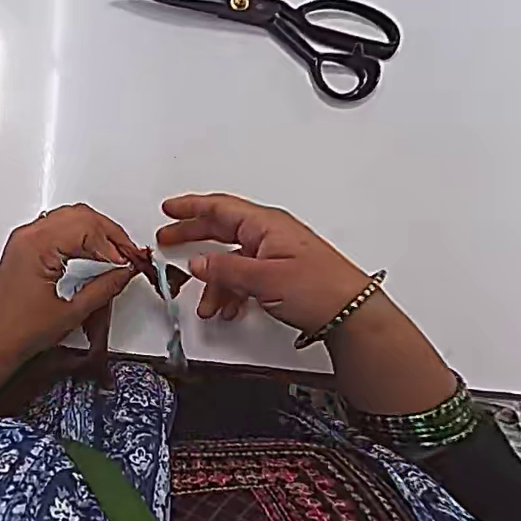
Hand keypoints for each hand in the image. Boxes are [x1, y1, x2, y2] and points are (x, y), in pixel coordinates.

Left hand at [0, 204, 141, 435]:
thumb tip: (124, 272)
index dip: (114, 244)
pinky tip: (95, 251)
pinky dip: (82, 234)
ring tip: (116, 253)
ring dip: (97, 231)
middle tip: (128, 254)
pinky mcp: (26, 246)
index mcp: (37, 247)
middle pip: (81, 216)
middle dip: (109, 234)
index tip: (128, 260)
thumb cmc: (20, 330)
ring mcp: (26, 239)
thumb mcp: (73, 312)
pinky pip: (59, 225)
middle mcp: (29, 237)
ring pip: (71, 216)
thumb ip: (104, 288)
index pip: (87, 228)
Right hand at [156, 193, 370, 331]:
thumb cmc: (319, 289)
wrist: (352, 313)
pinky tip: (230, 308)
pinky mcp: (281, 273)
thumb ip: (225, 270)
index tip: (169, 209)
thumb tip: (198, 263)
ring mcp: (275, 253)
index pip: (219, 208)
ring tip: (208, 304)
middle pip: (222, 229)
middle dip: (193, 236)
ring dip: (215, 283)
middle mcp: (269, 234)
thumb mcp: (264, 279)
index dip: (190, 208)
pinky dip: (233, 291)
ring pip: (232, 261)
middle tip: (168, 240)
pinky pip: (246, 275)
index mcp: (265, 225)